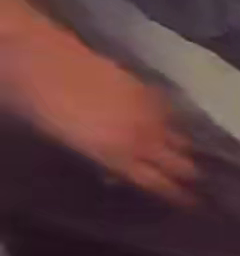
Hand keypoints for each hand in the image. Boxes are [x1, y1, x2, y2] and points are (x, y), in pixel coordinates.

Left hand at [0, 0, 192, 202]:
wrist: (29, 50)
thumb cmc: (29, 96)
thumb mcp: (57, 135)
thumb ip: (97, 154)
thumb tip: (116, 172)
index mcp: (116, 154)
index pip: (161, 184)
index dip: (180, 196)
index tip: (194, 205)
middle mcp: (144, 141)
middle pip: (183, 167)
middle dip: (189, 176)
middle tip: (195, 181)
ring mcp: (152, 117)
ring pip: (183, 143)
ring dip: (183, 151)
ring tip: (184, 154)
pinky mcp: (152, 96)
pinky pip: (172, 117)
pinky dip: (171, 124)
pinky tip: (165, 124)